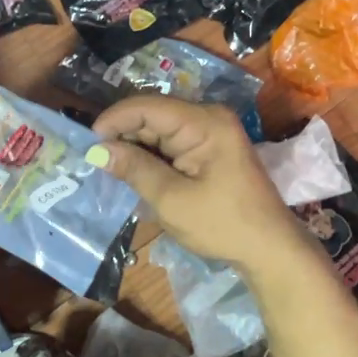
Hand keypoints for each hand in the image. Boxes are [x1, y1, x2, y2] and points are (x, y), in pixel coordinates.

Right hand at [93, 96, 321, 275]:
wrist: (270, 249)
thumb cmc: (222, 224)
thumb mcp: (172, 199)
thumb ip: (134, 169)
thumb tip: (97, 150)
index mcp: (204, 122)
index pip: (147, 106)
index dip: (114, 120)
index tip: (88, 144)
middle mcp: (207, 118)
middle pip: (152, 115)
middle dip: (121, 134)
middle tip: (92, 158)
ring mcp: (210, 133)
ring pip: (157, 129)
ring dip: (133, 146)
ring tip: (106, 166)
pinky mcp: (208, 150)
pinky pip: (169, 143)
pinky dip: (148, 155)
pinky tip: (130, 171)